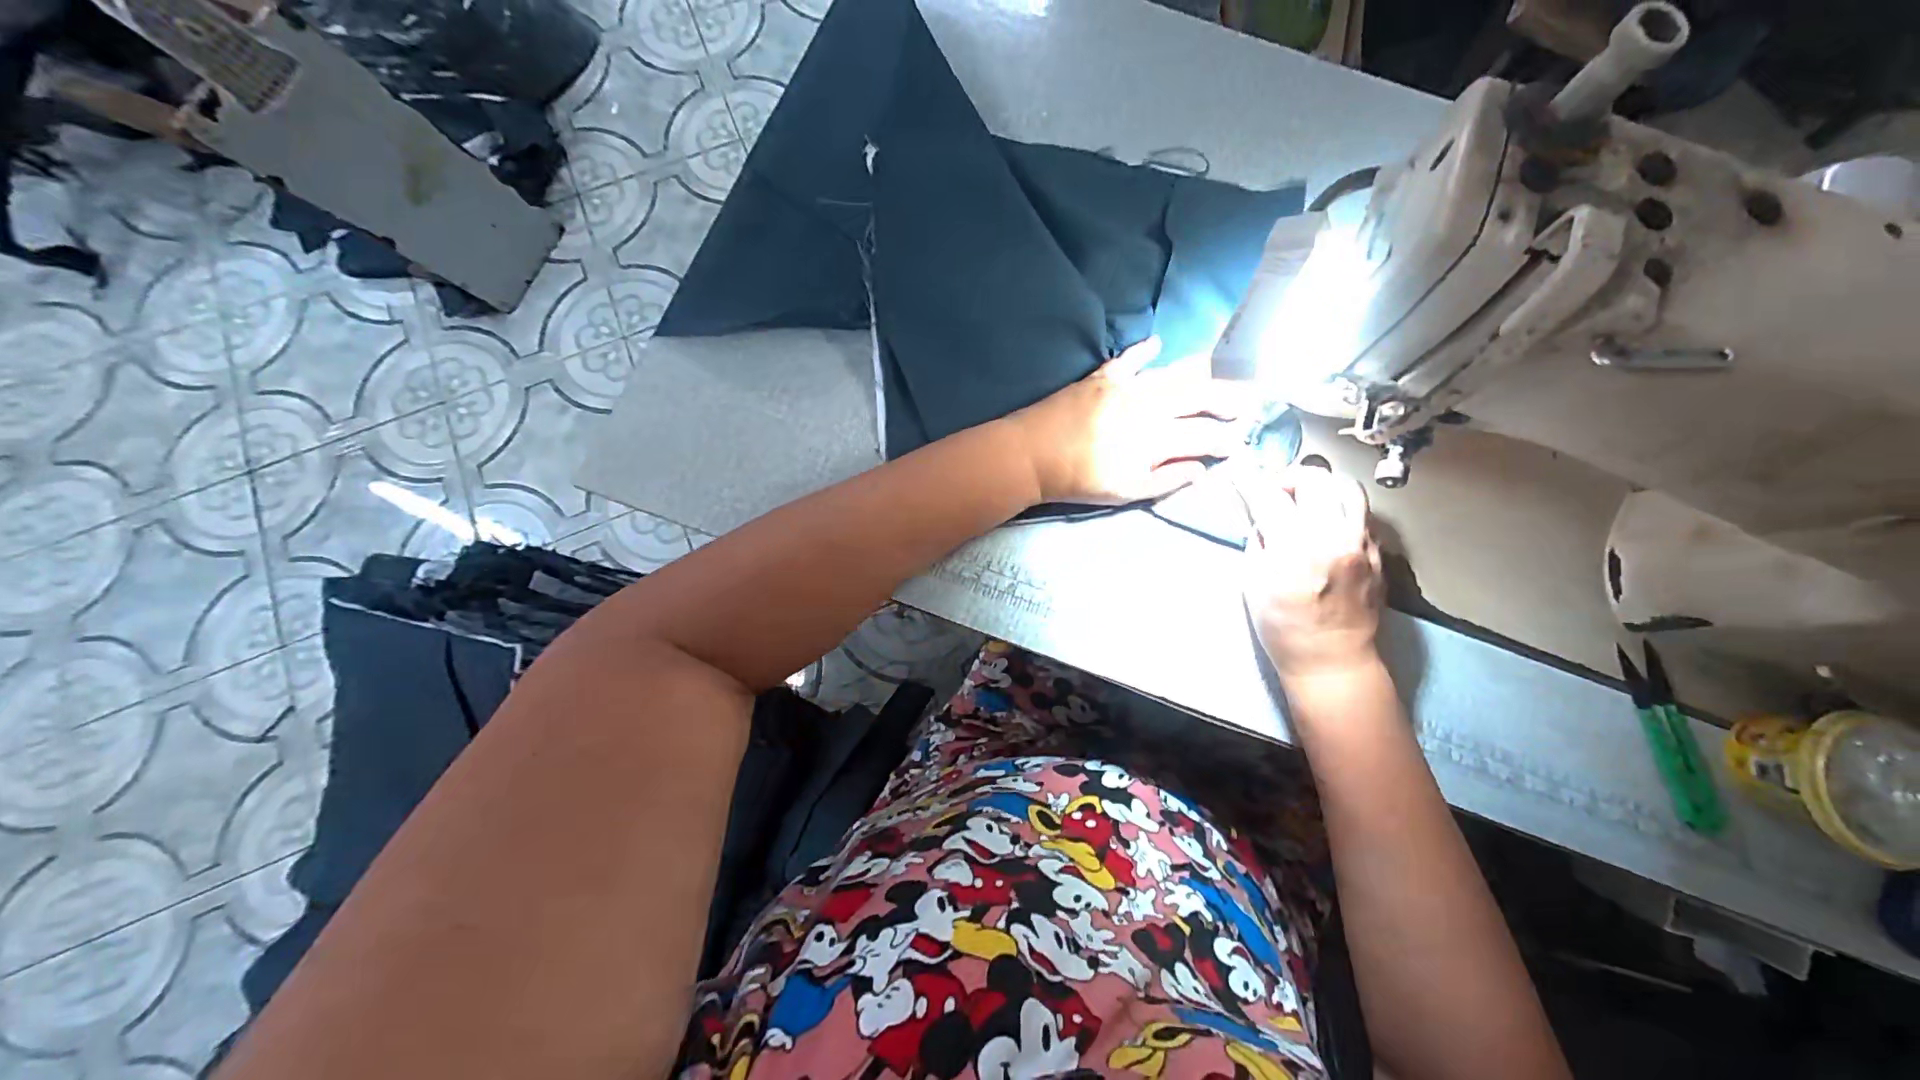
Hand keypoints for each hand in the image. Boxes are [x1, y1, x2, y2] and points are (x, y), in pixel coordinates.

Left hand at [1003, 337, 1250, 504]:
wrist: (1028, 455)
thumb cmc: (1077, 480)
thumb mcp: (1124, 492)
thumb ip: (1165, 481)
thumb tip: (1201, 470)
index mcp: (1153, 440)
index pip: (1202, 436)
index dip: (1226, 439)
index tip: (1241, 441)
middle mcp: (1145, 407)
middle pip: (1197, 397)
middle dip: (1226, 399)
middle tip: (1246, 403)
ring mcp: (1123, 388)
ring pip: (1171, 375)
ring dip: (1199, 374)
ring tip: (1218, 374)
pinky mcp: (1100, 378)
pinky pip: (1128, 358)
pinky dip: (1144, 351)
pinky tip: (1158, 344)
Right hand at [1237, 462, 1383, 681]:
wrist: (1333, 660)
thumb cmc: (1283, 630)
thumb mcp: (1253, 586)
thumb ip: (1259, 543)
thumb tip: (1261, 516)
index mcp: (1295, 551)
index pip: (1269, 496)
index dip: (1249, 481)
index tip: (1240, 475)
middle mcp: (1333, 538)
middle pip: (1315, 479)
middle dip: (1289, 477)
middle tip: (1276, 489)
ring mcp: (1362, 543)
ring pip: (1346, 487)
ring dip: (1321, 486)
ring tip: (1306, 499)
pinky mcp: (1378, 552)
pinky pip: (1359, 514)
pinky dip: (1338, 510)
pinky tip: (1324, 527)